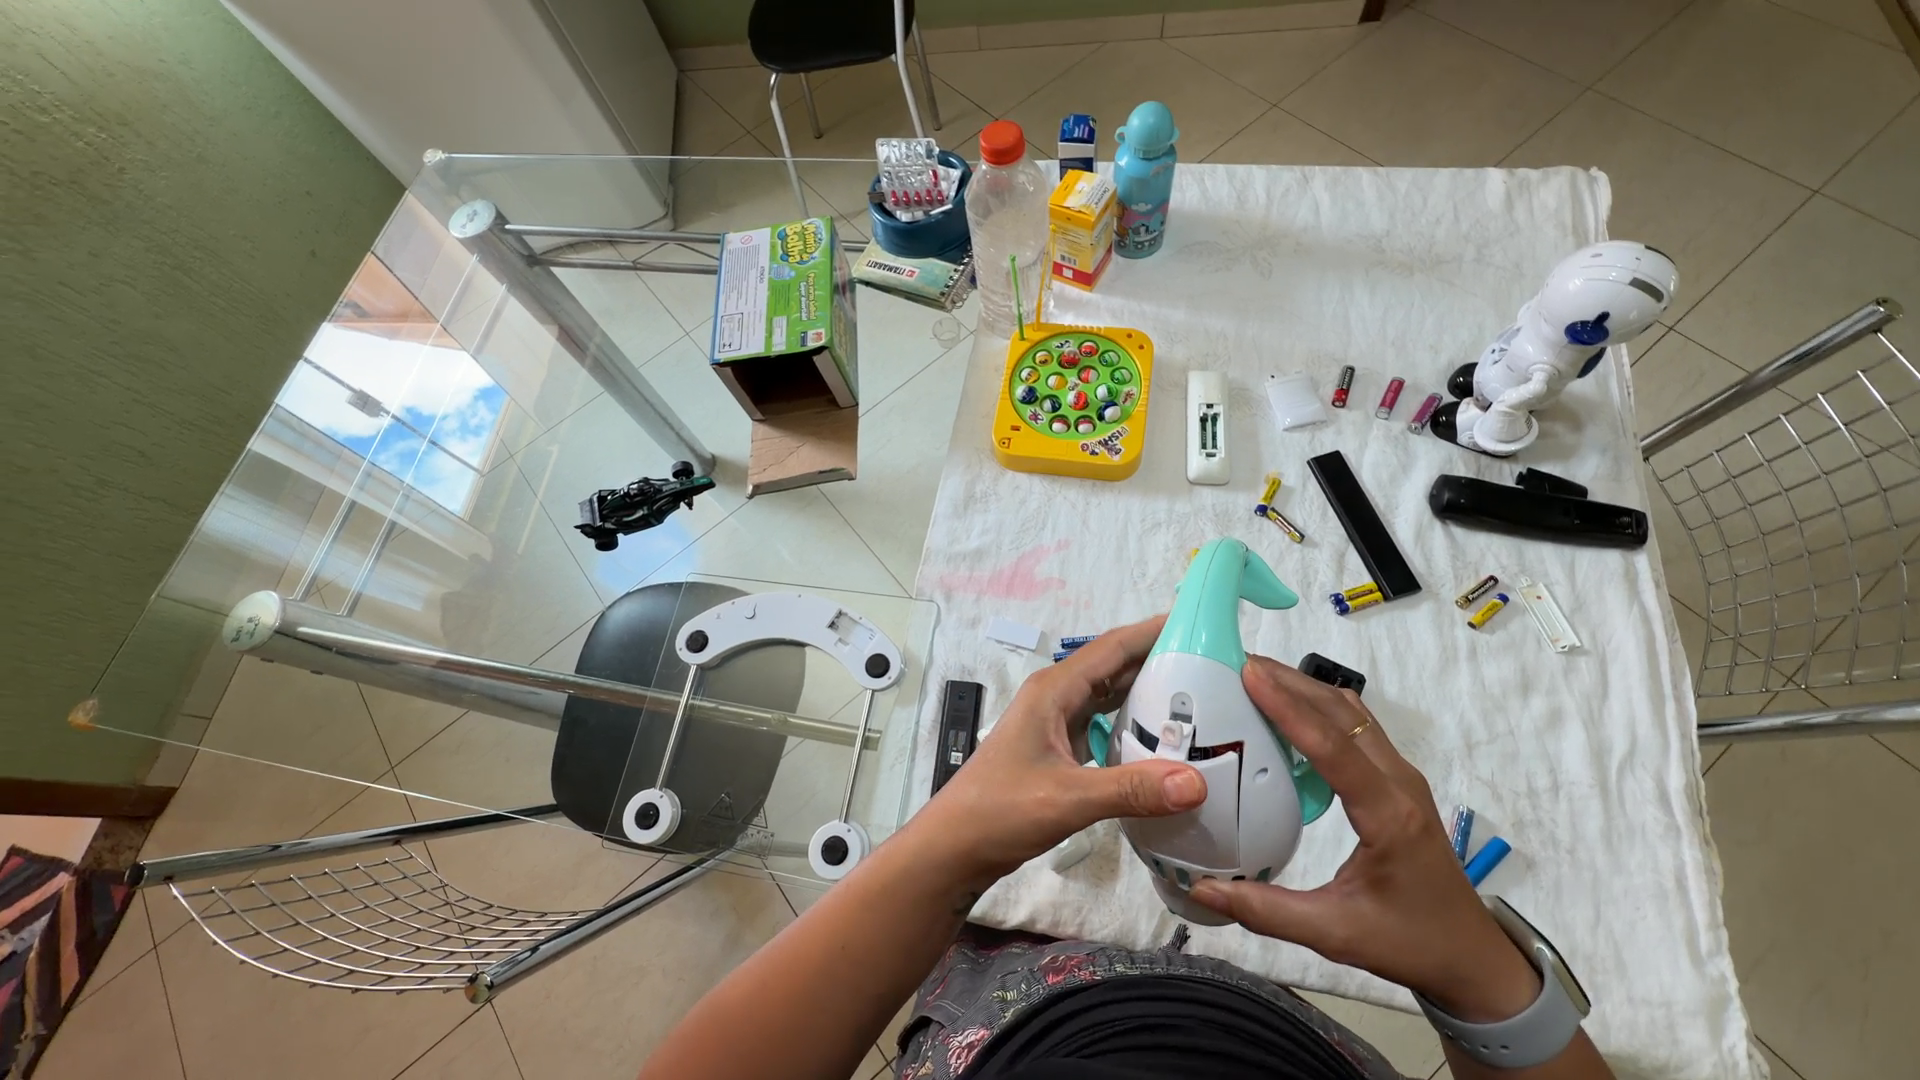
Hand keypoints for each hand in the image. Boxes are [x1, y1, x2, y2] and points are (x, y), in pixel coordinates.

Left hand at [909, 616, 1206, 885]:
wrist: (955, 846)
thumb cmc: (999, 811)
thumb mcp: (1067, 798)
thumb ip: (1130, 790)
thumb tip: (1198, 783)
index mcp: (1054, 690)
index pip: (1112, 647)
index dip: (1154, 631)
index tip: (1200, 622)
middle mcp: (1056, 698)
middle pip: (1115, 667)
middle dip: (1161, 660)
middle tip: (1216, 665)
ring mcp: (1056, 723)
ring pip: (1110, 697)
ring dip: (1149, 694)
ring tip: (1202, 698)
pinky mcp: (1059, 750)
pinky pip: (1105, 726)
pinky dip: (1134, 727)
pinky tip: (1163, 744)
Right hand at [1190, 656, 1539, 1022]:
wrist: (1472, 957)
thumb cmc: (1409, 942)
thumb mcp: (1336, 934)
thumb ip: (1267, 911)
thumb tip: (1201, 889)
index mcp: (1387, 814)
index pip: (1332, 745)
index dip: (1288, 706)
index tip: (1248, 674)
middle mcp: (1399, 783)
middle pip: (1343, 713)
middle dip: (1291, 681)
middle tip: (1238, 663)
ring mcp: (1401, 777)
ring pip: (1351, 713)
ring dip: (1306, 688)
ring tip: (1256, 676)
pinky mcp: (1395, 780)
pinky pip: (1355, 727)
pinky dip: (1318, 707)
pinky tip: (1285, 712)